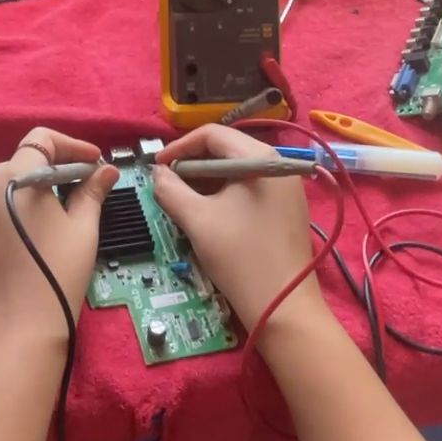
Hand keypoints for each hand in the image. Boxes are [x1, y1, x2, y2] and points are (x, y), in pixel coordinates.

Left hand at [0, 128, 119, 356]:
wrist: (19, 328)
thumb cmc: (57, 272)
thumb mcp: (83, 227)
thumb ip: (92, 191)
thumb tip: (106, 170)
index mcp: (14, 176)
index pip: (41, 139)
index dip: (72, 145)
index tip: (95, 161)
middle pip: (25, 159)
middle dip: (57, 164)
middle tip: (87, 182)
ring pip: (10, 183)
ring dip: (38, 185)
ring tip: (67, 204)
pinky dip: (21, 205)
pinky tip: (42, 227)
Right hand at [152, 126, 328, 339]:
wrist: (284, 306)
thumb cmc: (240, 257)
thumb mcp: (197, 219)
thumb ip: (170, 189)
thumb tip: (158, 173)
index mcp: (259, 158)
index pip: (213, 134)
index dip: (179, 147)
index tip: (156, 167)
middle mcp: (277, 164)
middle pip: (225, 149)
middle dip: (192, 164)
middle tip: (167, 184)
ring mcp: (285, 187)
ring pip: (236, 170)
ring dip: (206, 180)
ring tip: (182, 200)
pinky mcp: (285, 208)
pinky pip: (249, 188)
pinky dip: (224, 194)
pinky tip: (207, 213)